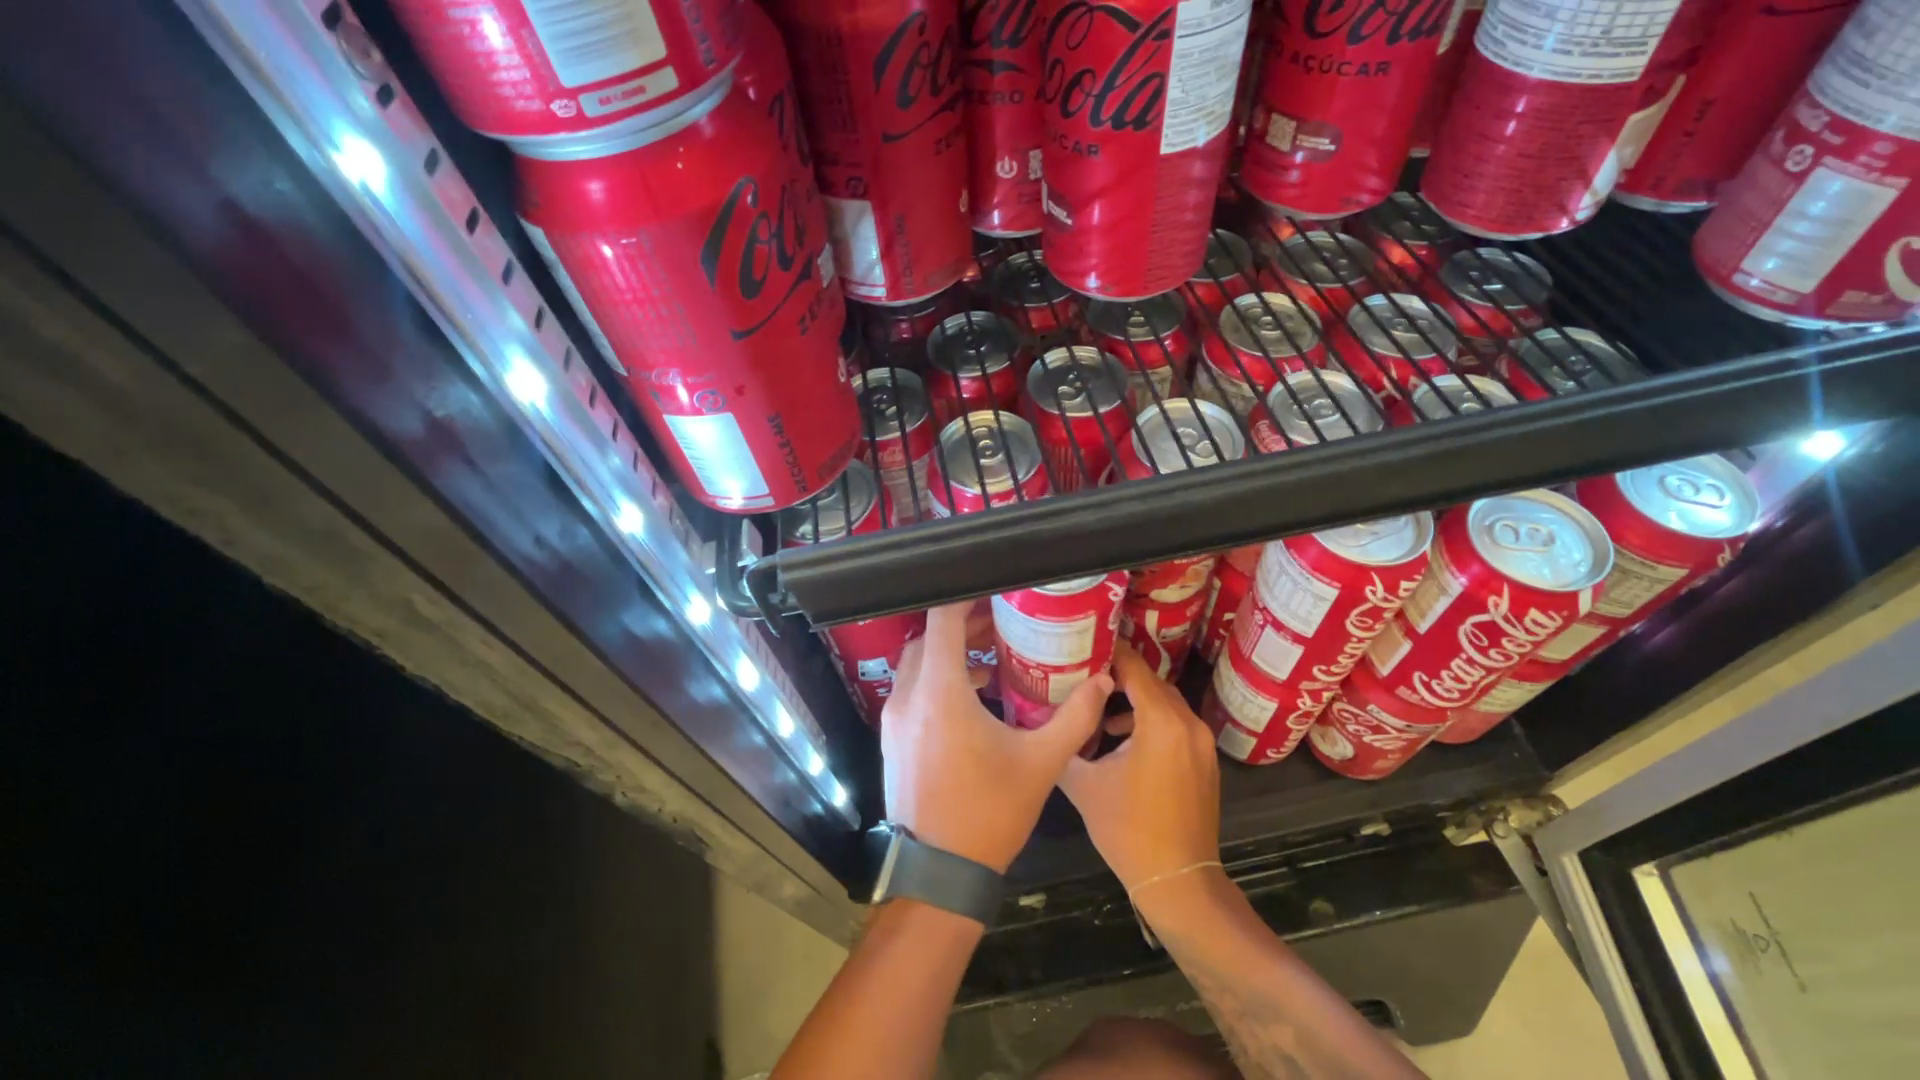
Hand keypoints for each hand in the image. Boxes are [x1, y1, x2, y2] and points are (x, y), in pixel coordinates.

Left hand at [881, 602, 1112, 872]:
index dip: (967, 598)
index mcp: (941, 694)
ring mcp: (894, 719)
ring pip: (917, 664)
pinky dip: (938, 678)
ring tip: (995, 656)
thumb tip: (1103, 682)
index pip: (943, 621)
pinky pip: (912, 689)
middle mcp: (909, 698)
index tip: (997, 591)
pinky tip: (974, 694)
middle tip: (1004, 623)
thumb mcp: (1042, 763)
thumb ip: (1075, 717)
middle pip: (929, 639)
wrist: (939, 872)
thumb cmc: (990, 813)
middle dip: (964, 625)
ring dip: (950, 652)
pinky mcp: (891, 738)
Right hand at [1059, 644, 1221, 889]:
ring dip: (1134, 702)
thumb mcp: (1084, 785)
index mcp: (1161, 722)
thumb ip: (1066, 742)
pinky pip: (1175, 726)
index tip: (1080, 646)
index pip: (1133, 667)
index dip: (1107, 652)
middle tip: (1081, 675)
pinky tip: (1120, 741)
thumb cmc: (1128, 831)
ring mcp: (1202, 743)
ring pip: (1164, 705)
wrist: (1178, 880)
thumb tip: (1047, 719)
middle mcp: (1188, 723)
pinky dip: (1150, 723)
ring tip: (1096, 710)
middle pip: (1151, 682)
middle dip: (1118, 677)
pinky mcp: (1205, 761)